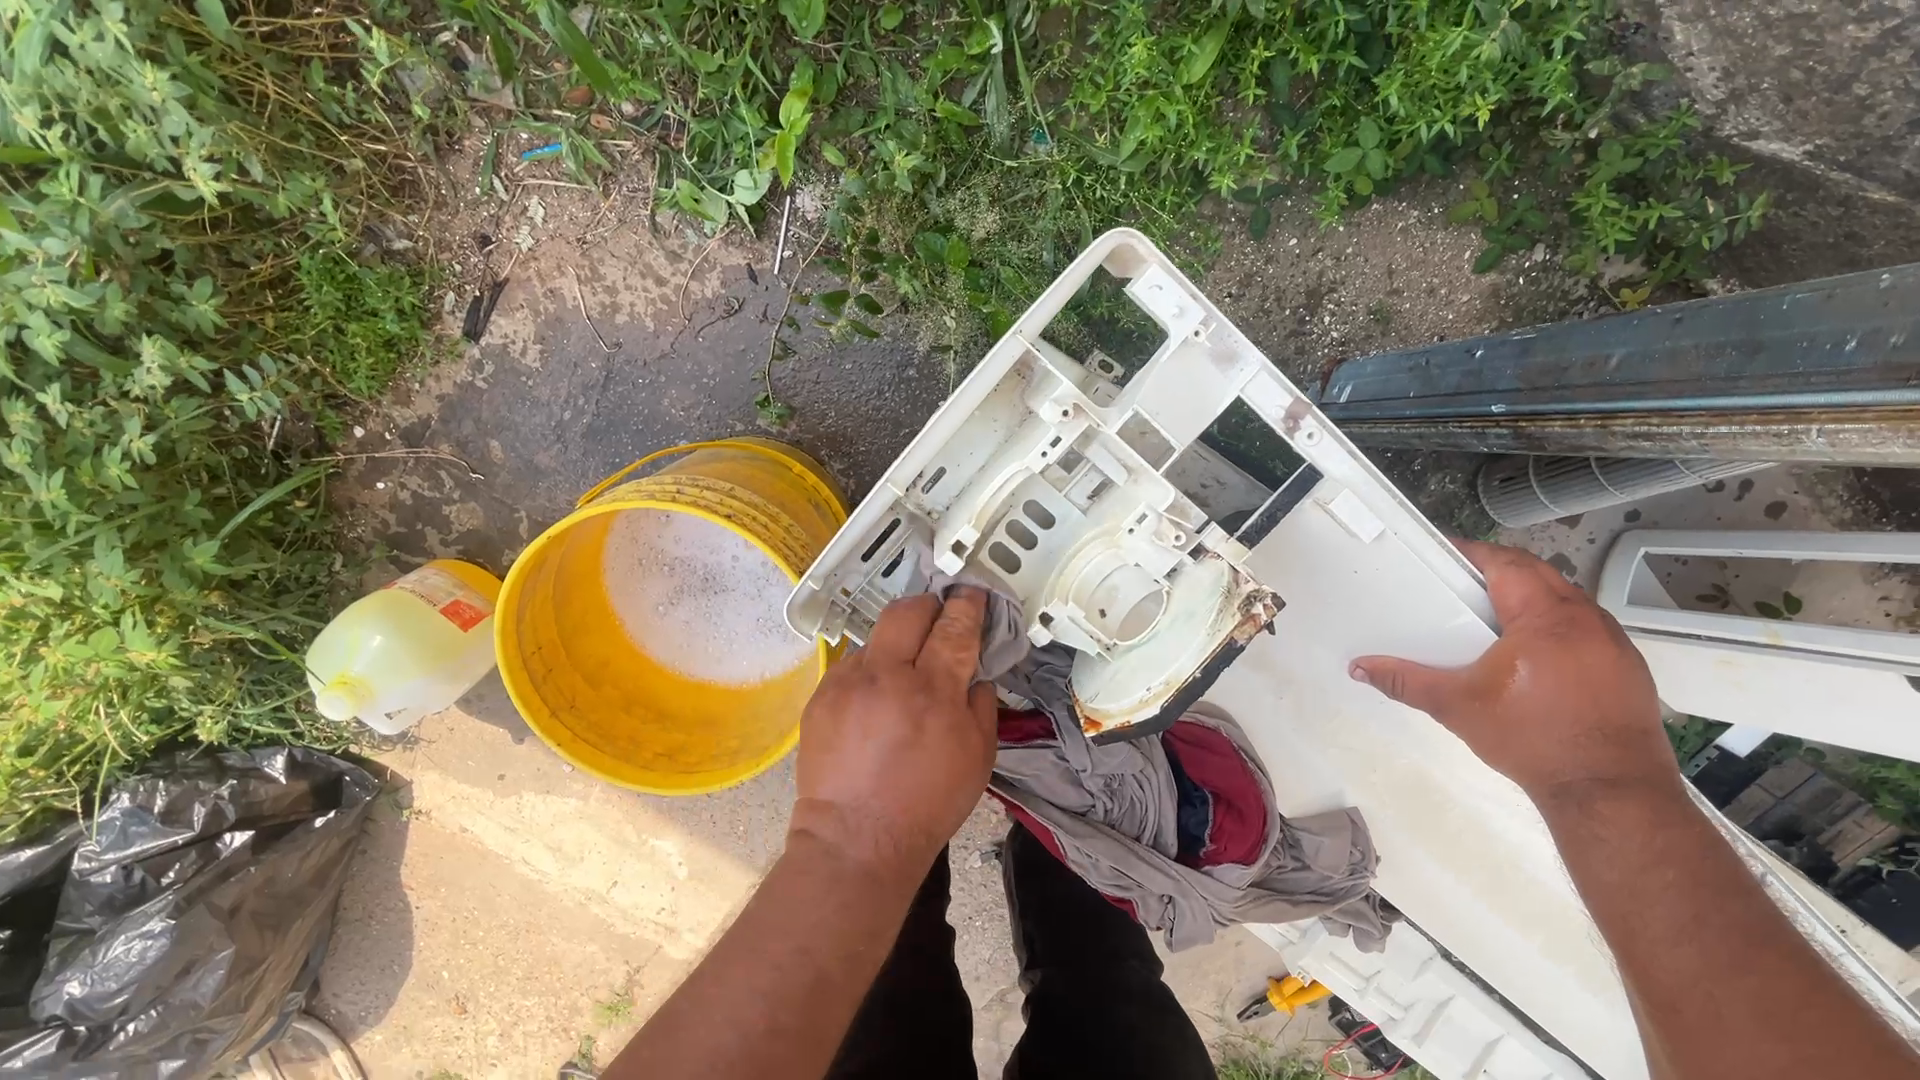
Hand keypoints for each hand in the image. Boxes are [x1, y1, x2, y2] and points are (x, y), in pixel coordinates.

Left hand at [790, 588, 998, 875]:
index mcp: (934, 691)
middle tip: (938, 616)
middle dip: (928, 605)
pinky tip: (874, 700)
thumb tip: (974, 675)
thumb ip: (982, 705)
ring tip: (902, 672)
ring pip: (875, 637)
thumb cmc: (927, 804)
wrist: (857, 837)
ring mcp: (848, 683)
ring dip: (895, 644)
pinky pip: (850, 666)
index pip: (954, 627)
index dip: (966, 605)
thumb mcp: (978, 757)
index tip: (971, 594)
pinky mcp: (821, 696)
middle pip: (907, 611)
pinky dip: (869, 672)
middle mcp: (888, 676)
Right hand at [1349, 540, 1677, 804]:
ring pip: (1567, 599)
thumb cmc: (1531, 739)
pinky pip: (1588, 626)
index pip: (1506, 563)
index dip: (1474, 552)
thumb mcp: (1457, 706)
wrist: (1608, 790)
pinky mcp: (1629, 666)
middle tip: (1463, 581)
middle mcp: (1585, 619)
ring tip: (1496, 613)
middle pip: (1539, 573)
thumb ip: (1406, 681)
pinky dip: (1559, 624)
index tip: (1446, 554)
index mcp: (1544, 617)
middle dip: (1501, 570)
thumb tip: (1360, 668)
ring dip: (1533, 595)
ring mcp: (1613, 641)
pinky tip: (1537, 652)